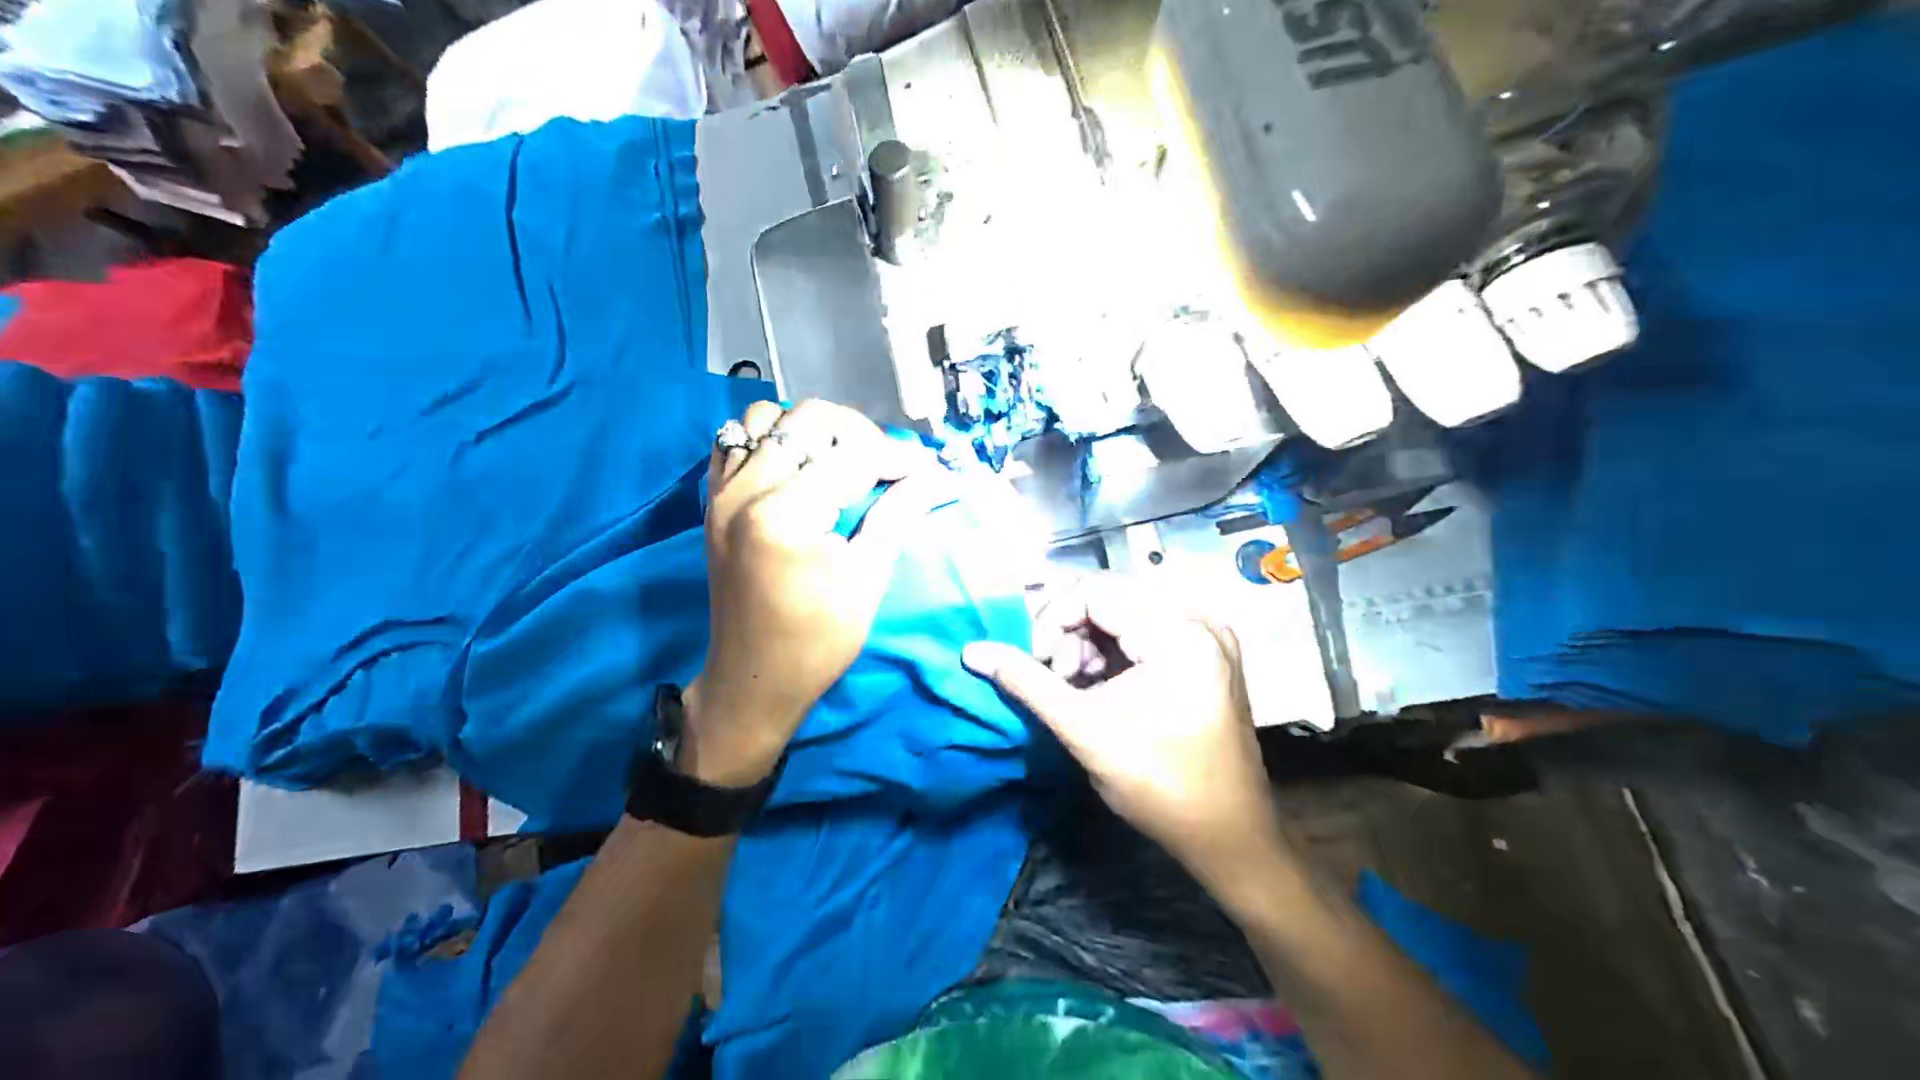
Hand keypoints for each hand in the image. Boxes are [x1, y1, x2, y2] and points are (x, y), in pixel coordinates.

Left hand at [687, 400, 944, 785]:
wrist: (752, 680)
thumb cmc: (815, 643)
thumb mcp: (866, 582)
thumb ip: (897, 516)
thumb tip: (934, 477)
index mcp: (785, 516)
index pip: (853, 457)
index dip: (898, 458)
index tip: (928, 471)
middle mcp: (745, 490)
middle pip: (811, 420)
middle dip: (859, 434)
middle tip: (887, 466)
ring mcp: (722, 492)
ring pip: (770, 418)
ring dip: (813, 431)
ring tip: (840, 461)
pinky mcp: (713, 501)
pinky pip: (734, 440)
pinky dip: (768, 439)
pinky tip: (795, 467)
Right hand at [961, 573, 1284, 882]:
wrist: (1227, 836)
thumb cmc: (1158, 785)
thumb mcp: (1083, 729)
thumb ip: (1026, 681)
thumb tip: (972, 652)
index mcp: (1178, 631)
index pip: (1094, 592)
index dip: (1053, 622)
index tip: (1037, 664)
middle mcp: (1199, 619)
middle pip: (1110, 597)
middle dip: (1070, 632)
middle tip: (1056, 677)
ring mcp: (1207, 635)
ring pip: (1124, 612)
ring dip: (1088, 641)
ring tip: (1075, 686)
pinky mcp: (1206, 654)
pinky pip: (1146, 630)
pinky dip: (1113, 650)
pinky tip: (1098, 684)